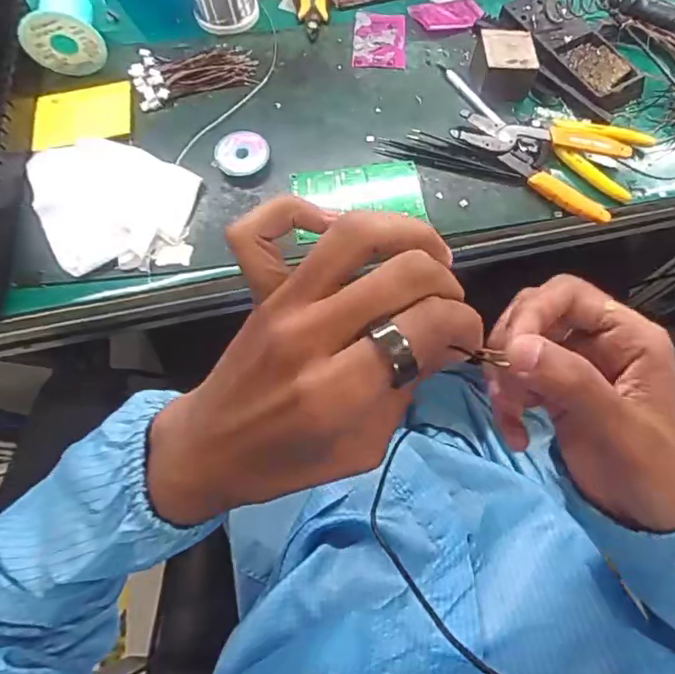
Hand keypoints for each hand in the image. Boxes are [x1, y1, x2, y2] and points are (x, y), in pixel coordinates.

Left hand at [148, 201, 482, 525]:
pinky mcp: (261, 290)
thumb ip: (407, 389)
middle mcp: (310, 333)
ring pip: (353, 233)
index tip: (465, 337)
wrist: (209, 449)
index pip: (425, 324)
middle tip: (447, 305)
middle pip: (403, 271)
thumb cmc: (286, 462)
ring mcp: (281, 303)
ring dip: (407, 232)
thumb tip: (448, 340)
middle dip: (446, 282)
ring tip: (426, 254)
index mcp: (337, 390)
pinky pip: (263, 231)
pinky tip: (332, 225)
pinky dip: (298, 211)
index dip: (463, 323)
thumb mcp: (362, 446)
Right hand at [485, 276, 674, 531]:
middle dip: (512, 348)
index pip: (568, 295)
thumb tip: (516, 346)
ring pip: (520, 346)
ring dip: (504, 378)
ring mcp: (574, 365)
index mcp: (627, 336)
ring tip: (509, 416)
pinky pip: (517, 377)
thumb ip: (570, 381)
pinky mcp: (554, 390)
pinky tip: (515, 431)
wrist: (655, 523)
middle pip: (536, 314)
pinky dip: (507, 401)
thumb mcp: (616, 426)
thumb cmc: (652, 472)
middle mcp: (598, 341)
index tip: (511, 349)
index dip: (534, 312)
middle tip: (504, 388)